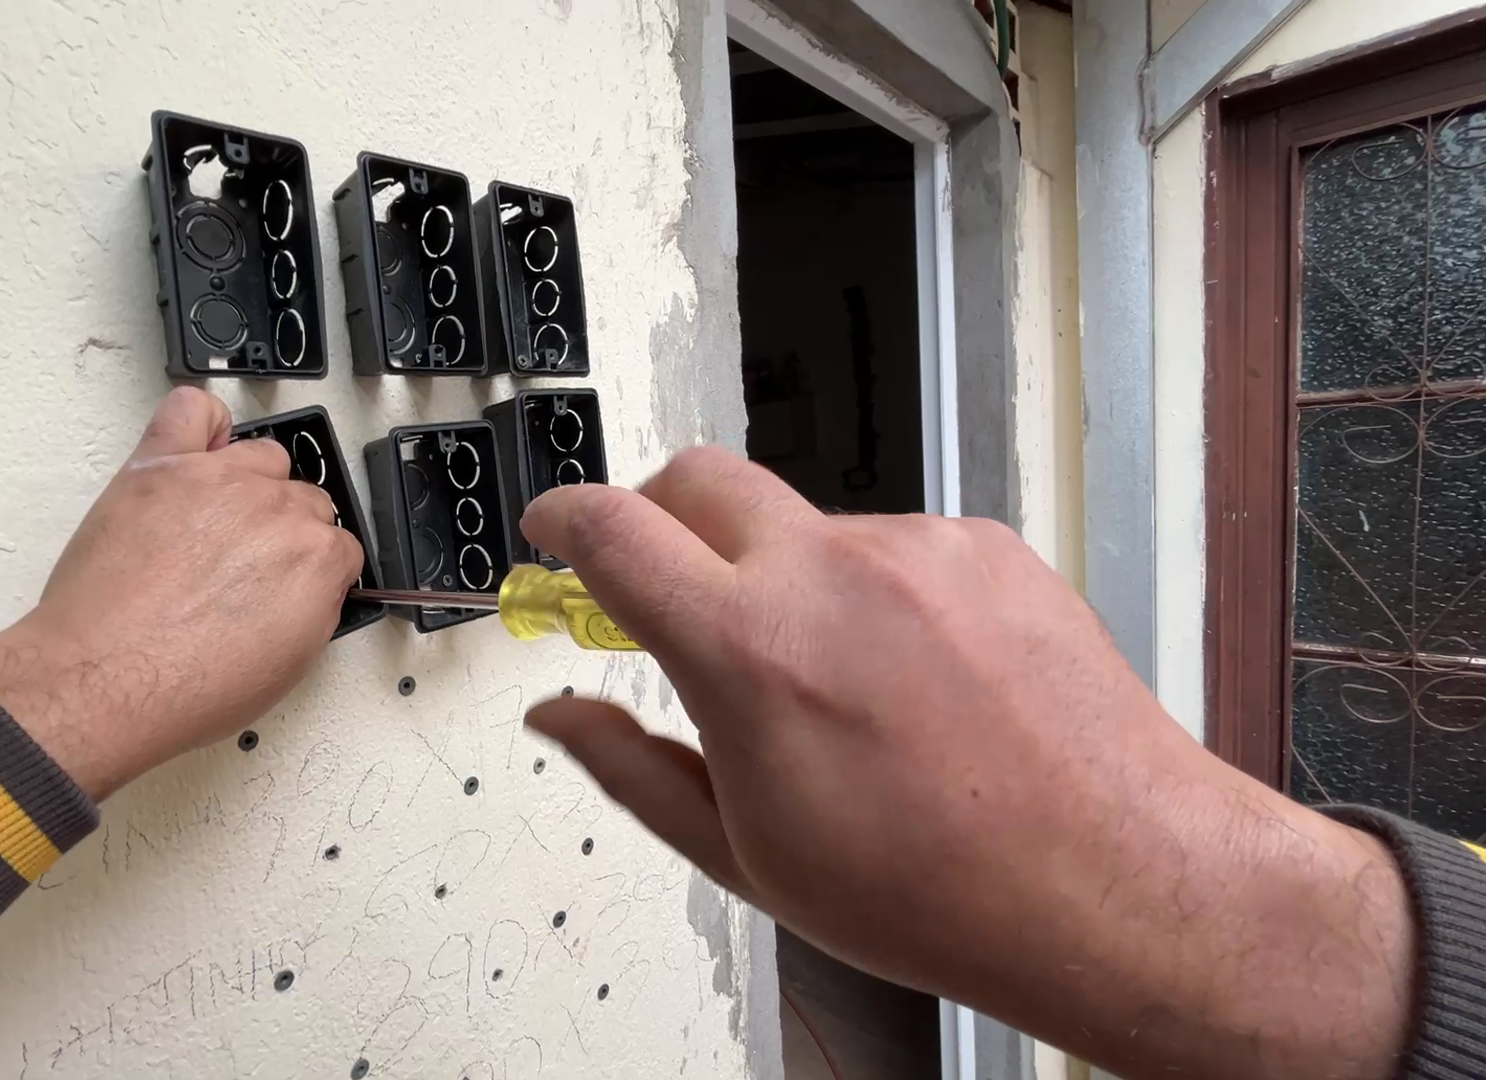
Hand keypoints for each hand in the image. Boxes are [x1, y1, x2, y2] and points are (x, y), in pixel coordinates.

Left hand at [0, 387, 361, 800]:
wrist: (103, 682)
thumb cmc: (186, 685)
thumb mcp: (288, 665)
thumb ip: (317, 607)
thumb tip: (315, 586)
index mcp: (319, 558)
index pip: (340, 544)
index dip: (314, 567)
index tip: (291, 579)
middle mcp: (280, 510)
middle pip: (306, 498)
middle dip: (285, 530)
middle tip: (248, 561)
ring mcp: (221, 480)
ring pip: (266, 456)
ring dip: (254, 482)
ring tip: (222, 516)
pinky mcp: (164, 465)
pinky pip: (195, 409)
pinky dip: (204, 423)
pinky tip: (201, 450)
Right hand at [520, 447, 1412, 1079]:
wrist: (1128, 888)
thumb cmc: (925, 892)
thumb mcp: (740, 849)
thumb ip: (626, 765)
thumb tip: (556, 715)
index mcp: (749, 652)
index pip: (614, 533)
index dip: (562, 518)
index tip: (551, 528)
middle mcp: (826, 572)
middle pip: (692, 476)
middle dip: (651, 515)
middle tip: (662, 585)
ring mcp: (910, 546)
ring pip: (787, 520)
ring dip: (765, 573)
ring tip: (819, 672)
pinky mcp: (976, 541)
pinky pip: (872, 540)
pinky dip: (850, 587)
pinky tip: (896, 666)